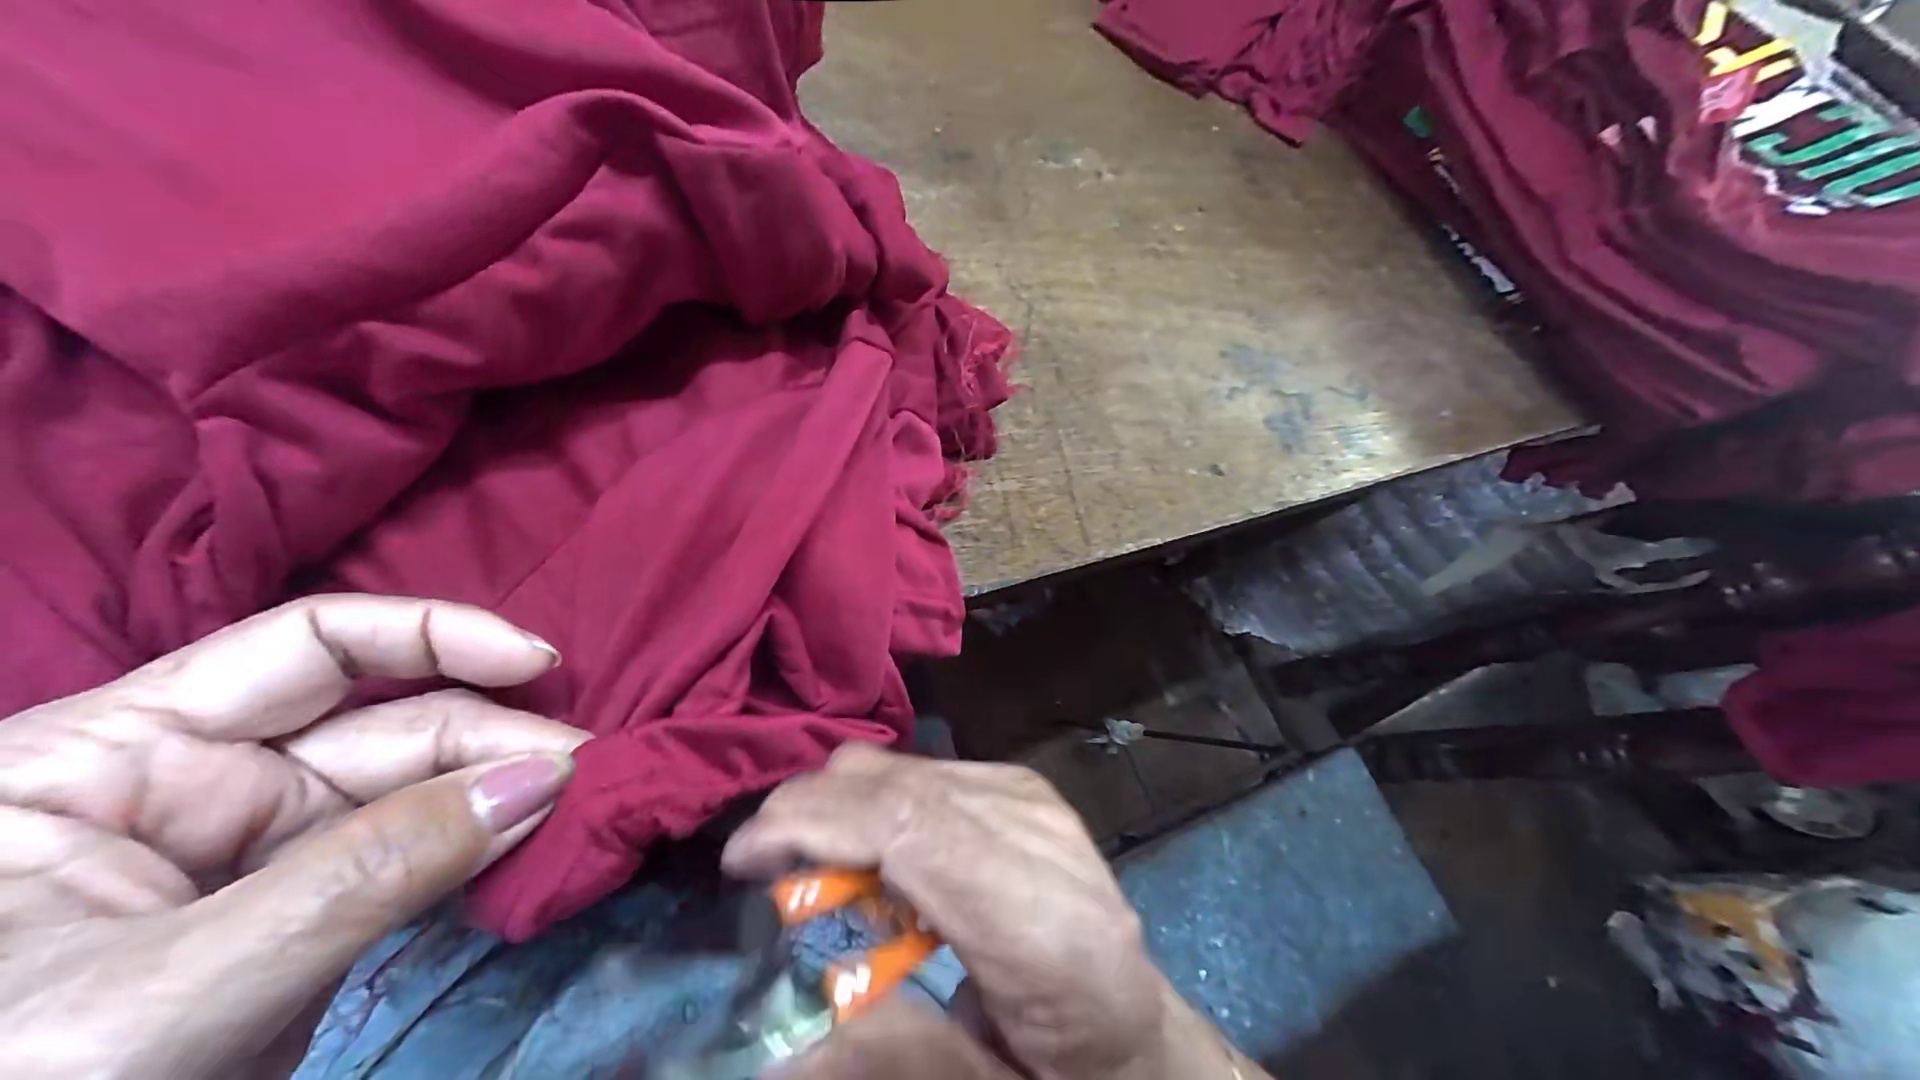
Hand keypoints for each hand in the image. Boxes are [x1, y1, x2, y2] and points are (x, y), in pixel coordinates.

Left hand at [0, 595, 588, 1078]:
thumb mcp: (165, 992)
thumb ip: (367, 875)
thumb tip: (539, 781)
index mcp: (117, 755)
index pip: (311, 645)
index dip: (436, 637)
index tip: (537, 664)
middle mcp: (203, 781)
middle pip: (393, 723)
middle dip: (498, 741)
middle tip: (590, 772)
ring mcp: (266, 847)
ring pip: (423, 789)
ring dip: (507, 794)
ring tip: (585, 806)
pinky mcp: (317, 907)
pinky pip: (425, 853)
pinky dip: (488, 848)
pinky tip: (540, 846)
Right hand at [722, 745, 1262, 1079]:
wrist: (1138, 1025)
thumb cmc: (1067, 1069)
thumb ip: (889, 1056)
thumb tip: (776, 1052)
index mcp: (1040, 922)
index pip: (910, 827)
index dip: (815, 822)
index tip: (744, 856)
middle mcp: (1039, 835)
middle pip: (900, 784)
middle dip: (810, 807)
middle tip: (758, 860)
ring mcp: (1032, 799)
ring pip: (906, 766)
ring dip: (839, 801)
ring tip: (807, 859)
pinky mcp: (1022, 786)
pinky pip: (925, 771)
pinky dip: (875, 799)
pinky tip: (867, 848)